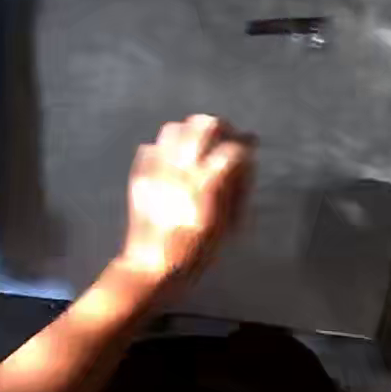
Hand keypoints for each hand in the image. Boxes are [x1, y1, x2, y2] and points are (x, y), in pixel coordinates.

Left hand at [116, 115, 251, 295]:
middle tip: (228, 139)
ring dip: (191, 133)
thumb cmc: (196, 253)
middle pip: (205, 125)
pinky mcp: (140, 175)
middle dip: (222, 129)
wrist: (152, 266)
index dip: (246, 146)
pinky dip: (165, 148)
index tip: (250, 150)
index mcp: (206, 184)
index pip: (233, 148)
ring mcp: (157, 169)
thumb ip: (237, 189)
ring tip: (200, 147)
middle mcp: (181, 169)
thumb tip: (245, 164)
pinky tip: (173, 162)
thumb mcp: (227, 225)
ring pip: (175, 128)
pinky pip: (151, 146)